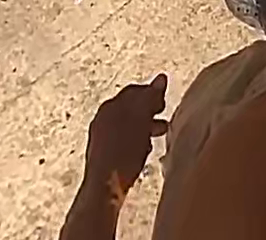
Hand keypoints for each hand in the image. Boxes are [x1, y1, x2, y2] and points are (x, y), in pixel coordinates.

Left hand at [84, 74, 168, 200]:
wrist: (104, 188)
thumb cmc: (124, 151)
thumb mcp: (142, 120)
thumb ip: (151, 97)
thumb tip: (161, 77)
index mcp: (110, 105)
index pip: (135, 91)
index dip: (152, 93)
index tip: (165, 101)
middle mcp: (102, 117)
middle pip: (130, 107)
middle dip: (149, 111)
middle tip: (164, 116)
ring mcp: (100, 137)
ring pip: (127, 124)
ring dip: (144, 126)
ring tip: (159, 134)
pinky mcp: (102, 155)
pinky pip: (122, 140)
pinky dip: (135, 140)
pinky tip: (144, 150)